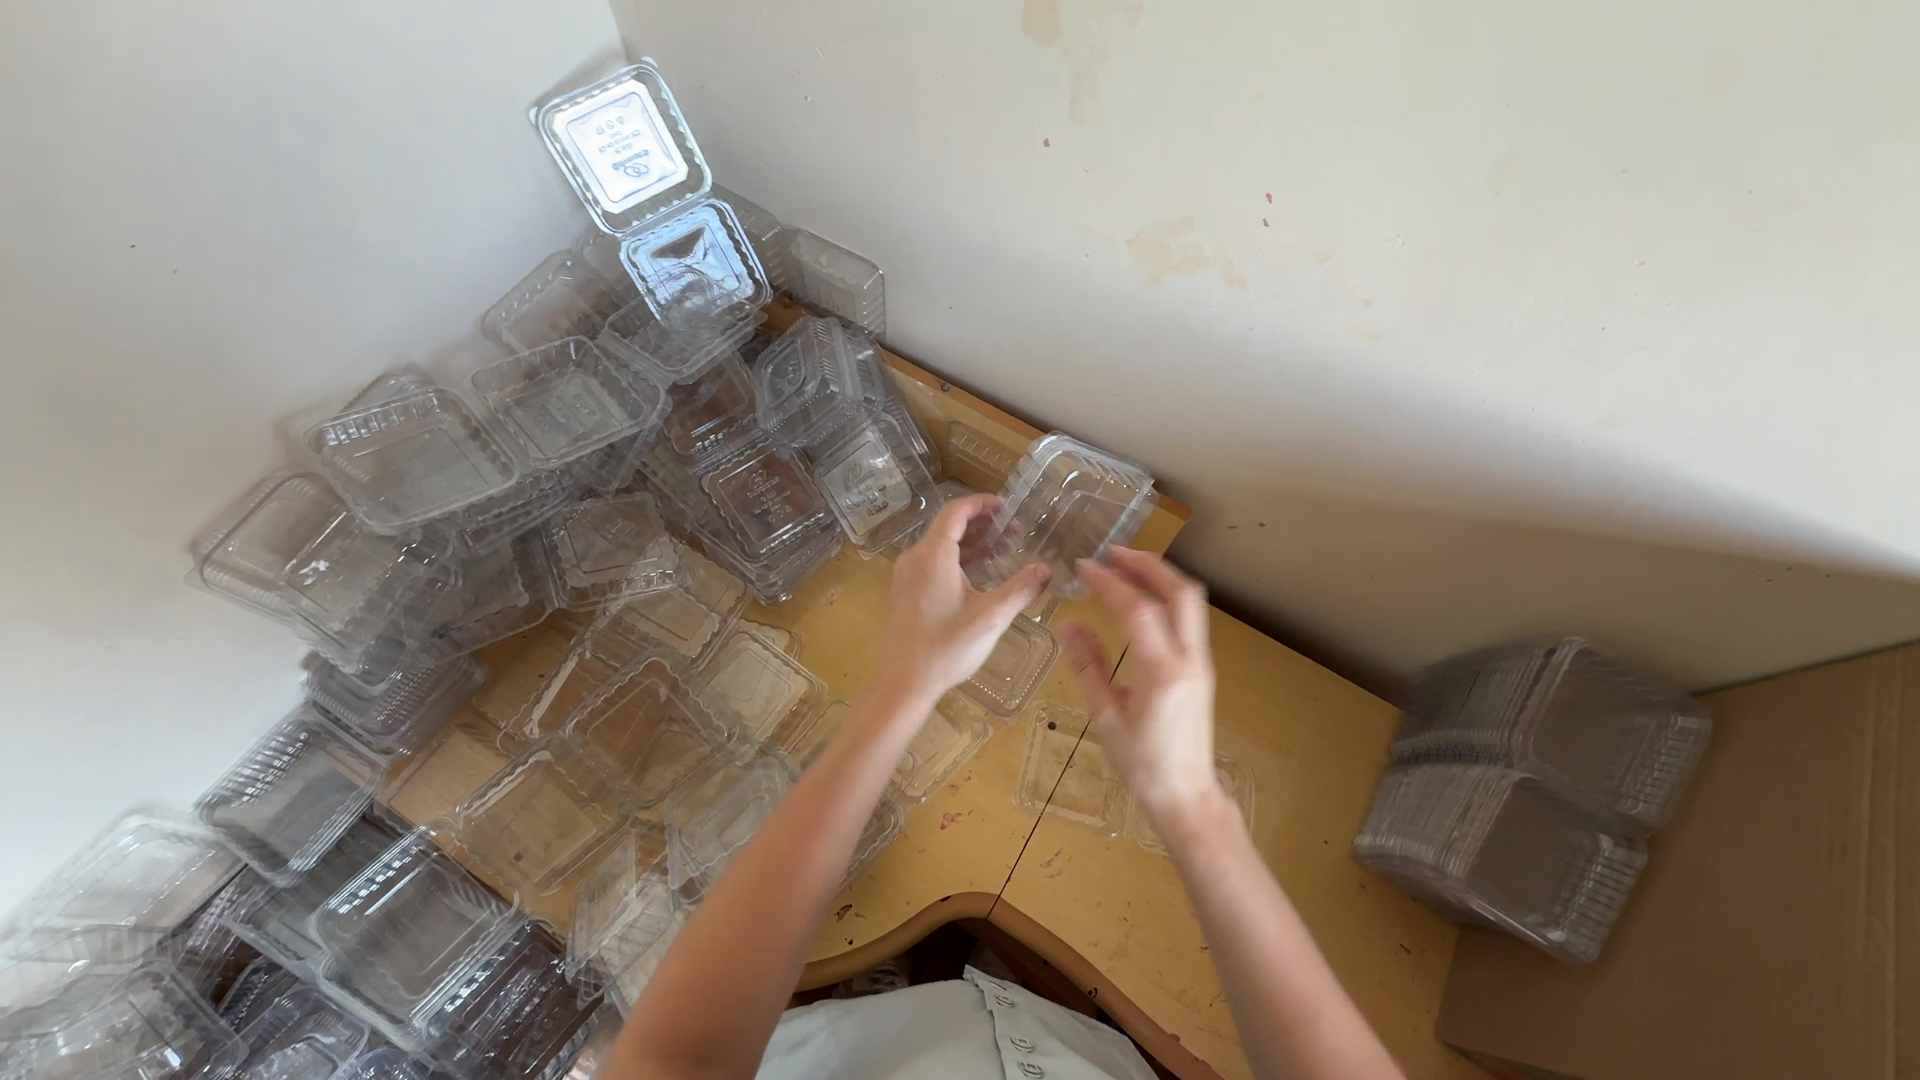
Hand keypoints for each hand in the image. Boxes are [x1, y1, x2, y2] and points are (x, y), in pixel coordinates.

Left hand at [877, 494, 1051, 698]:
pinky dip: (957, 560)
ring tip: (1003, 551)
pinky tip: (978, 575)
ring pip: (941, 546)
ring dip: (971, 544)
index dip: (982, 504)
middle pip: (949, 527)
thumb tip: (1046, 569)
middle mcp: (915, 557)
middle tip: (1014, 532)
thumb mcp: (991, 618)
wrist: (902, 682)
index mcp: (934, 555)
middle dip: (982, 525)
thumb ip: (1021, 590)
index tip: (1007, 507)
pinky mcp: (904, 592)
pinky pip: (932, 563)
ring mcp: (906, 575)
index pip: (956, 512)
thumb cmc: (946, 648)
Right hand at [1061, 548, 1222, 823]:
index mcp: (1161, 673)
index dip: (1110, 582)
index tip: (1084, 566)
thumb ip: (1087, 666)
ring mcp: (1201, 662)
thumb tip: (1068, 623)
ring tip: (1126, 565)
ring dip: (1161, 575)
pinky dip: (1167, 596)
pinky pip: (1189, 618)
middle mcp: (1189, 660)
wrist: (1187, 795)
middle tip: (1113, 551)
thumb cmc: (1141, 764)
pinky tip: (1142, 597)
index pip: (1138, 610)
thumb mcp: (1104, 717)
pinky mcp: (1202, 668)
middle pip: (1180, 592)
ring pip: (1191, 601)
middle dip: (1148, 564)